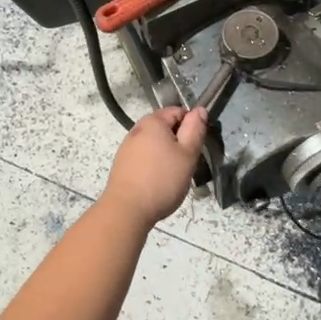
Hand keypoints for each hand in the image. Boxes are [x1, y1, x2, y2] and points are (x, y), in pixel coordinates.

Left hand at [99, 107, 206, 230]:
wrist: (127, 210)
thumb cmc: (162, 180)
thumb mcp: (187, 154)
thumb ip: (195, 129)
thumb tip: (199, 109)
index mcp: (153, 121)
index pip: (178, 111)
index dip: (191, 125)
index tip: (196, 146)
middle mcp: (137, 129)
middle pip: (164, 127)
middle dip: (178, 141)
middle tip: (187, 163)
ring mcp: (127, 147)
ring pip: (154, 143)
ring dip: (166, 154)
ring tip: (173, 175)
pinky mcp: (122, 164)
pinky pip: (143, 157)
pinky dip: (153, 164)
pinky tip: (157, 182)